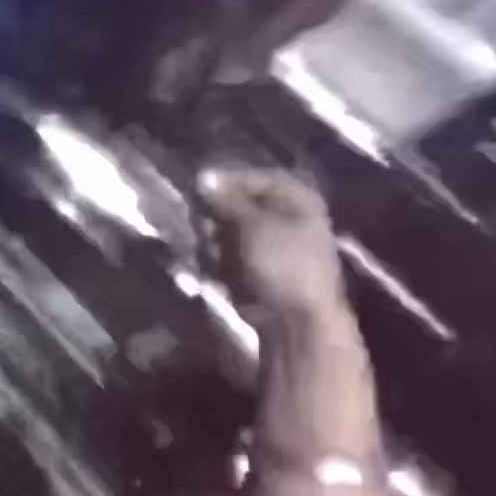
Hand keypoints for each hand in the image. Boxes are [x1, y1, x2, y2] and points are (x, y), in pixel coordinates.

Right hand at [198, 168, 346, 319]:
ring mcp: (266, 247)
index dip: (228, 182)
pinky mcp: (250, 271)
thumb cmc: (283, 263)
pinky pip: (224, 258)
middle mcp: (282, 220)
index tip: (199, 189)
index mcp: (296, 201)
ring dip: (213, 242)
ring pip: (225, 234)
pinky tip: (214, 271)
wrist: (293, 317)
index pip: (255, 179)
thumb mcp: (254, 225)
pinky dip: (215, 262)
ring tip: (212, 254)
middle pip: (237, 207)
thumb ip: (227, 201)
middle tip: (204, 228)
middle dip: (216, 217)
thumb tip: (203, 178)